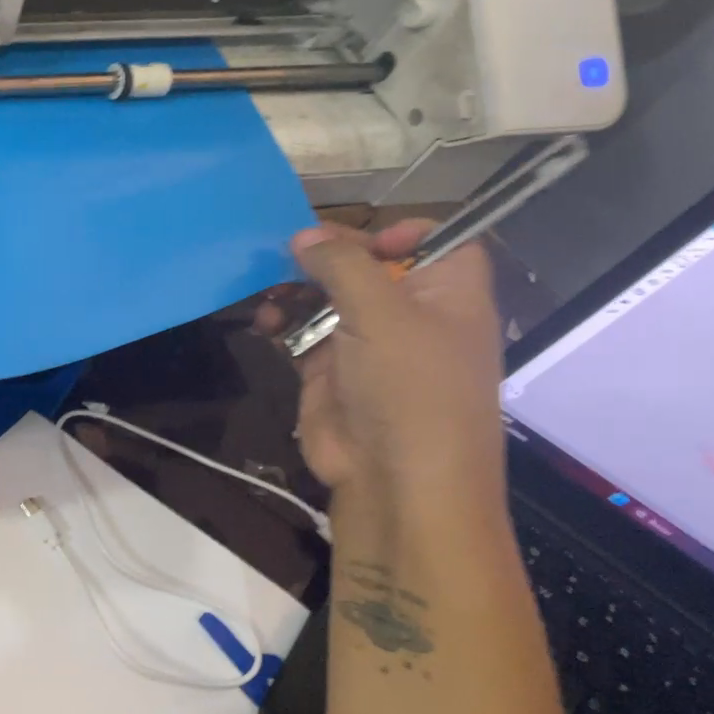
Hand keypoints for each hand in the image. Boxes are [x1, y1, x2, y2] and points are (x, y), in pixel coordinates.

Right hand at [262, 222, 504, 502]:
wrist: (395, 480)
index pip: (437, 242)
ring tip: (270, 294)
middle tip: (289, 255)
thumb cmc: (409, 388)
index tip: (357, 238)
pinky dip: (281, 320)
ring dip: (294, 288)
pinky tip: (266, 323)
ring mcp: (367, 343)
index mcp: (447, 296)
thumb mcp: (382, 313)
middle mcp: (410, 314)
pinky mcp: (330, 369)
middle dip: (326, 257)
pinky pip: (301, 329)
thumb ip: (342, 265)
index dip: (401, 232)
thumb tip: (304, 237)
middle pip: (367, 264)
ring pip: (327, 295)